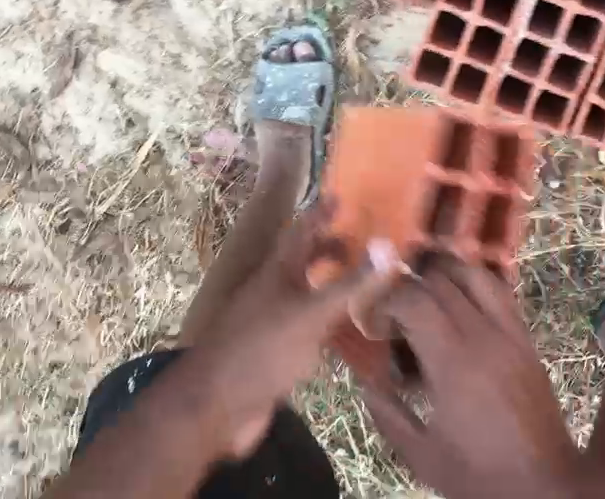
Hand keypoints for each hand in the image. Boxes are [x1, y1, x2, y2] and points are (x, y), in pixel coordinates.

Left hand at [187, 201, 400, 454]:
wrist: (216, 407)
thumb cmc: (263, 349)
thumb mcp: (312, 313)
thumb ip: (351, 283)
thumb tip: (388, 245)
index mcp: (278, 270)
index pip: (302, 229)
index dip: (321, 212)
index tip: (341, 196)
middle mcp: (273, 290)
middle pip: (303, 259)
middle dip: (330, 247)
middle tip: (363, 241)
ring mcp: (272, 322)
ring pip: (305, 293)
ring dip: (330, 284)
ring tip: (362, 281)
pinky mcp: (275, 353)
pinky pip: (307, 327)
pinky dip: (328, 321)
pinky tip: (346, 330)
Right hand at [358, 260, 604, 498]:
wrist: (545, 486)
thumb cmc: (479, 475)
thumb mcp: (422, 455)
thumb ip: (388, 414)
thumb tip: (365, 381)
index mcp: (453, 362)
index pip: (414, 299)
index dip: (388, 300)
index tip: (376, 319)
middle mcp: (483, 335)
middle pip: (441, 281)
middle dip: (411, 287)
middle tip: (396, 313)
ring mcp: (510, 332)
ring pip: (475, 274)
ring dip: (446, 276)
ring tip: (427, 297)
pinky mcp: (527, 338)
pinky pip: (500, 292)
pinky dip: (475, 286)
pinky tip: (461, 307)